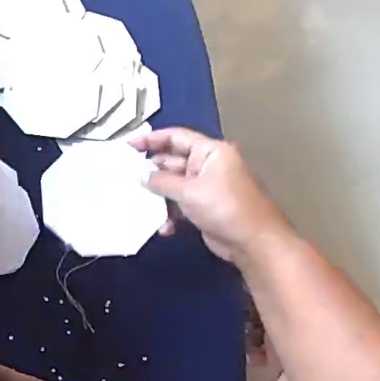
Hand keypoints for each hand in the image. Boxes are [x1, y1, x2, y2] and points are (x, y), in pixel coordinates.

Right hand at [132, 127, 291, 262]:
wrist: (253, 242)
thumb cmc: (225, 207)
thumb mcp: (189, 191)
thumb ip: (161, 181)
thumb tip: (141, 176)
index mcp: (210, 152)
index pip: (176, 137)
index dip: (150, 139)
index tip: (128, 146)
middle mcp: (207, 165)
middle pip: (171, 161)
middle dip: (151, 172)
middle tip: (126, 178)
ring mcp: (204, 187)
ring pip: (172, 185)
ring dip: (158, 197)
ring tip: (140, 205)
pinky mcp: (202, 207)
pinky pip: (178, 204)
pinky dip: (169, 213)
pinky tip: (164, 227)